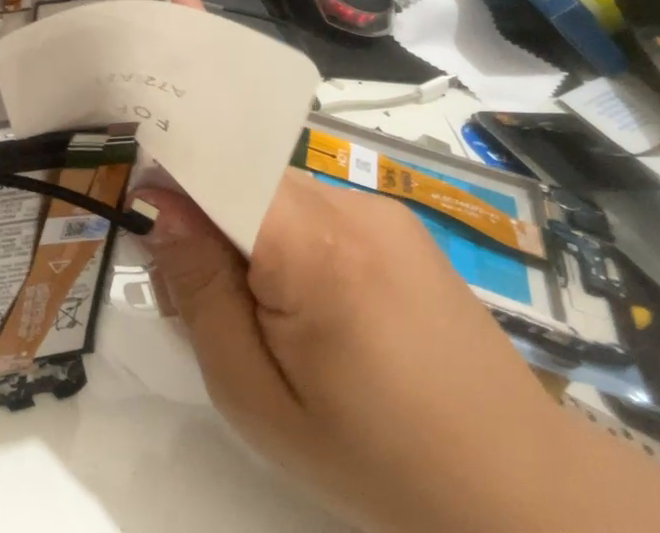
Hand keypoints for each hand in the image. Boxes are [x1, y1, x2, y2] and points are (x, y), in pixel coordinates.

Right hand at [139, 172, 659, 532]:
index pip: (212, 165)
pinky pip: (310, 212)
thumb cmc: (374, 457)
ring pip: (270, 194)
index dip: (162, 181)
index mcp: (315, 247)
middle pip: (237, 179)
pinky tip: (298, 312)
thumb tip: (158, 206)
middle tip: (192, 307)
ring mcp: (383, 214)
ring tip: (250, 319)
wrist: (524, 493)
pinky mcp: (401, 230)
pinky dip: (279, 243)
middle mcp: (352, 206)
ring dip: (237, 236)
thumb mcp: (254, 394)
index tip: (135, 226)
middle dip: (196, 224)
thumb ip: (199, 291)